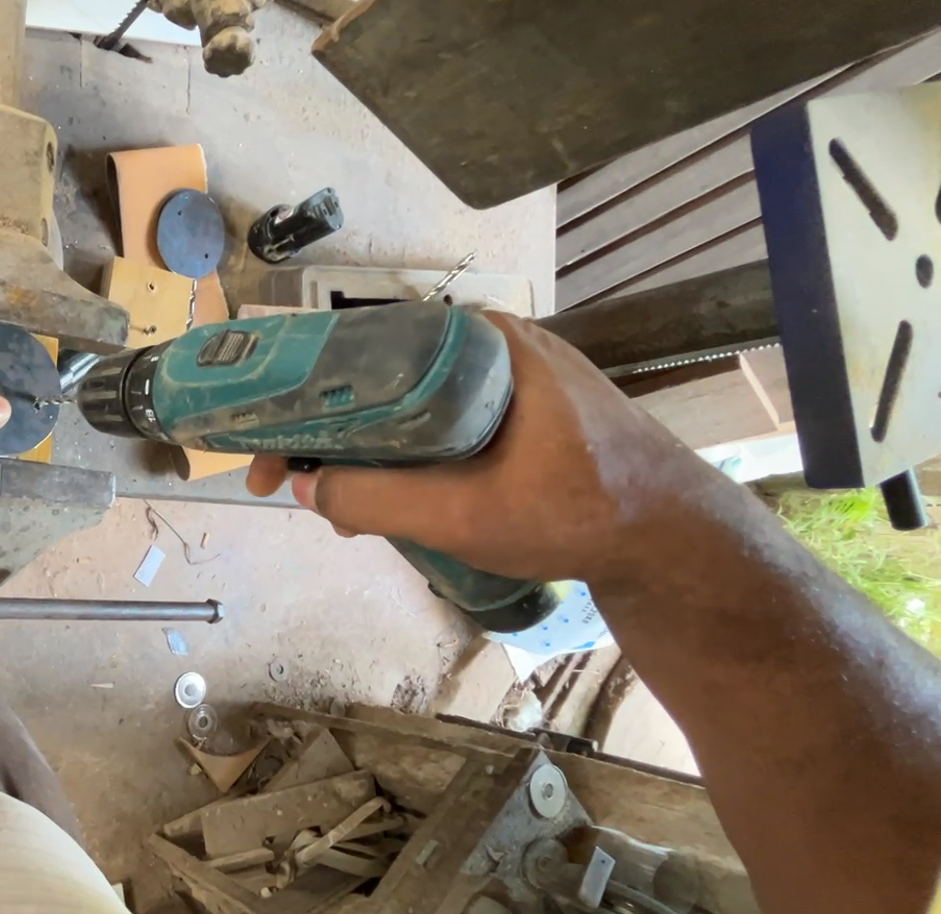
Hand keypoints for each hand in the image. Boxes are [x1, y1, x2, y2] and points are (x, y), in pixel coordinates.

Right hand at [244, 311, 738, 588]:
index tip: (269, 444)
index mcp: (480, 345)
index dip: (302, 398)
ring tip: (336, 509)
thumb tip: (301, 487)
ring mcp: (492, 379)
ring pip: (392, 407)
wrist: (672, 540)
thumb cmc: (580, 515)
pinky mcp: (499, 410)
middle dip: (320, 435)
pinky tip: (377, 504)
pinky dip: (389, 460)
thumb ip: (377, 500)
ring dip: (352, 454)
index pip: (363, 352)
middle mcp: (482, 348)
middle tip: (291, 483)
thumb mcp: (466, 516)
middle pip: (369, 380)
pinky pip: (420, 425)